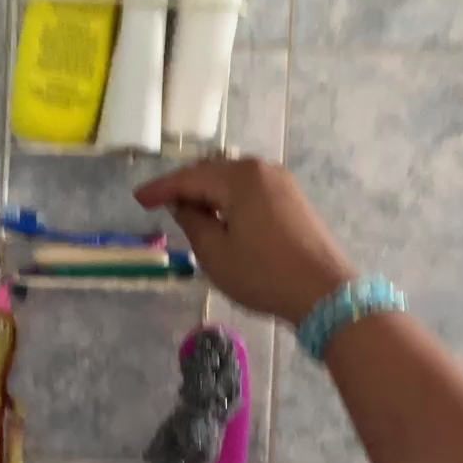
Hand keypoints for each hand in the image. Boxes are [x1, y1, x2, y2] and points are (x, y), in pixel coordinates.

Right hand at [135, 158, 356, 325]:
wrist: (325, 293)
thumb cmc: (263, 273)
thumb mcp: (214, 253)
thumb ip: (192, 222)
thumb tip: (183, 206)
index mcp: (239, 178)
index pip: (188, 178)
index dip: (160, 189)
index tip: (137, 199)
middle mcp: (261, 169)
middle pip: (211, 171)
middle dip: (184, 186)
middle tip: (159, 204)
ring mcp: (281, 182)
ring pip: (231, 179)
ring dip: (207, 193)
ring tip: (186, 213)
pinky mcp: (292, 199)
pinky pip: (249, 189)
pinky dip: (228, 199)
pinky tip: (219, 216)